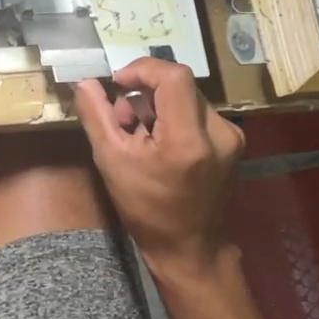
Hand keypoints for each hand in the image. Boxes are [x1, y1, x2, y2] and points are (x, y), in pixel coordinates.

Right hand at [74, 57, 245, 280]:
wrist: (189, 247)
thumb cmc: (145, 209)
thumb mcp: (111, 161)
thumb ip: (97, 116)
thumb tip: (85, 83)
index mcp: (188, 139)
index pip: (173, 76)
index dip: (142, 70)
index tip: (118, 84)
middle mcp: (218, 131)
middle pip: (178, 86)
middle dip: (145, 94)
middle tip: (122, 121)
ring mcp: (230, 136)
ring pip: (187, 98)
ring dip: (158, 106)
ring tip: (139, 136)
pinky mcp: (232, 142)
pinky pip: (197, 113)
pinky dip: (173, 118)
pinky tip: (160, 144)